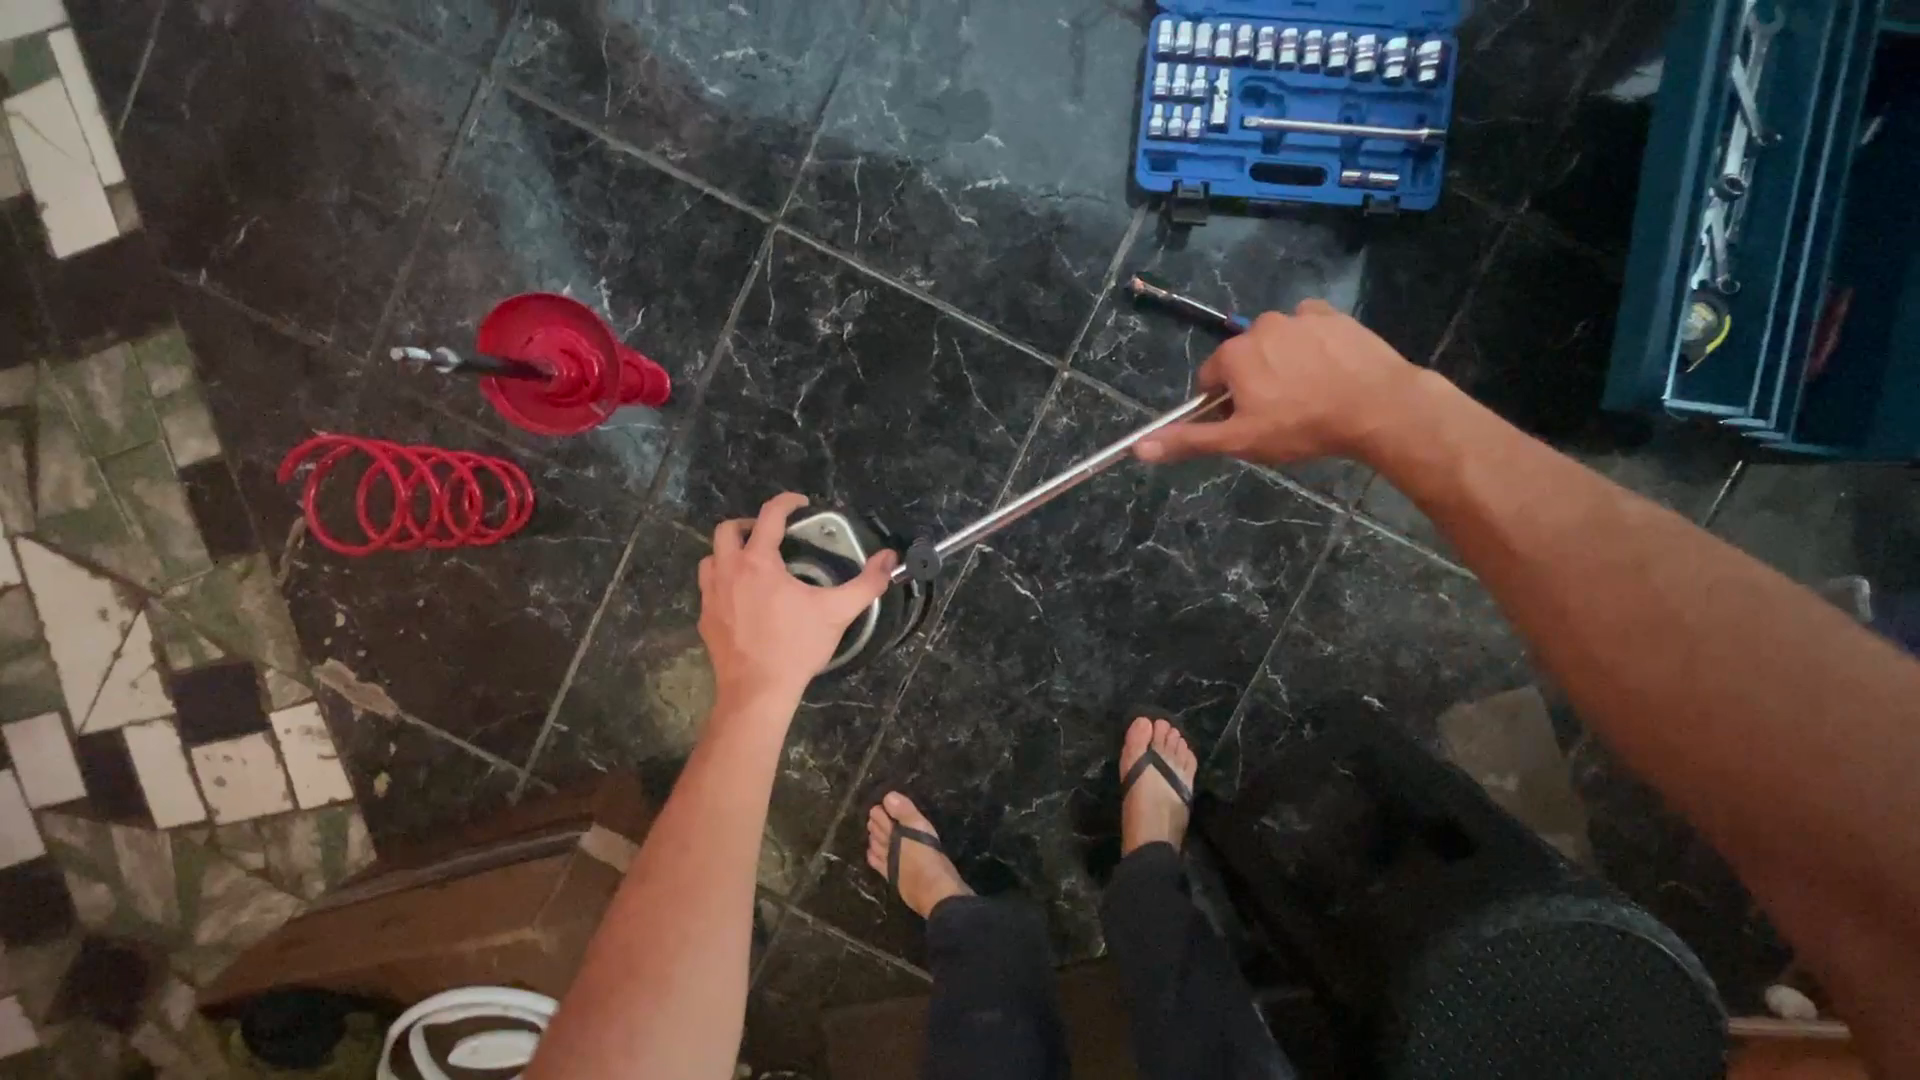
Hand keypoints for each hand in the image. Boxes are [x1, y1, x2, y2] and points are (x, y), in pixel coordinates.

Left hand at [698, 493, 897, 705]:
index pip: (769, 516)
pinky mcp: (705, 619)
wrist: (757, 691)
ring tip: (752, 564)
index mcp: (758, 563)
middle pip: (727, 530)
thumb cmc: (796, 647)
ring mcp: (711, 596)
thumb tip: (889, 559)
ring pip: (711, 558)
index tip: (800, 504)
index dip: (786, 502)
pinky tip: (743, 599)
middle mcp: (728, 572)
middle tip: (771, 536)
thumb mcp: (837, 612)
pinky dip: (723, 583)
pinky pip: (708, 589)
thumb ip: (867, 583)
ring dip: (729, 553)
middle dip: (748, 525)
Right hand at [1134, 299, 1422, 465]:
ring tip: (1309, 393)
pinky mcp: (1332, 315)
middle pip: (1244, 358)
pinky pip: (1309, 328)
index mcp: (1234, 355)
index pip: (1211, 378)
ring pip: (1277, 342)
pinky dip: (1311, 345)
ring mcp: (1299, 317)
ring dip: (1283, 362)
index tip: (1246, 421)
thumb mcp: (1240, 441)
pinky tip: (1328, 369)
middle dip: (1254, 381)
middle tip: (1280, 412)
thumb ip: (1189, 440)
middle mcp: (1260, 326)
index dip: (1224, 403)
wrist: (1377, 407)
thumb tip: (1137, 448)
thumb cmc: (1301, 426)